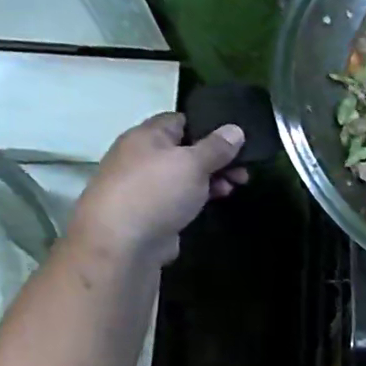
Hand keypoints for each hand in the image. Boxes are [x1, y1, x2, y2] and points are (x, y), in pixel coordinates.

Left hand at [69, 112, 247, 264]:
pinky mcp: (151, 214)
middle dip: (215, 158)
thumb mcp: (193, 163)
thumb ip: (217, 147)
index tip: (234, 139)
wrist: (122, 245)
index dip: (208, 126)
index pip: (179, 120)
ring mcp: (145, 187)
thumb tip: (235, 129)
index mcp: (146, 136)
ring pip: (184, 176)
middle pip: (185, 150)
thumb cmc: (156, 192)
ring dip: (210, 180)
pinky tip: (214, 203)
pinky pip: (179, 199)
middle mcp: (142, 157)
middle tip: (242, 170)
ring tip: (234, 187)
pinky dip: (197, 199)